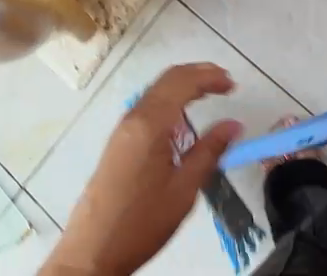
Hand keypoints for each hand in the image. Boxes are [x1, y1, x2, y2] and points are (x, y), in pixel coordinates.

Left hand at [44, 64, 242, 275]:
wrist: (93, 251)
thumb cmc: (142, 222)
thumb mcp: (183, 190)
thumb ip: (209, 152)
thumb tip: (234, 125)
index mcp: (150, 124)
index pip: (182, 82)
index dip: (209, 77)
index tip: (233, 84)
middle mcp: (134, 117)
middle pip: (167, 79)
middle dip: (198, 74)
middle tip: (225, 81)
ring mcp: (123, 128)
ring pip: (156, 90)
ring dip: (183, 85)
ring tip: (209, 93)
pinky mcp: (119, 141)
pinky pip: (148, 106)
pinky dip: (169, 99)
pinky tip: (183, 117)